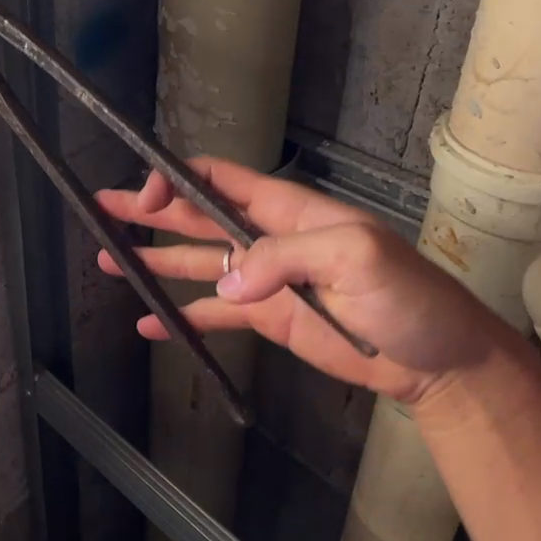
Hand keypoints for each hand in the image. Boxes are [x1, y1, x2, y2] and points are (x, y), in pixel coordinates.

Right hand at [95, 156, 513, 407]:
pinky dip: (178, 315)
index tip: (144, 198)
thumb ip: (284, 258)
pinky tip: (148, 320)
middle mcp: (264, 236)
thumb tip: (225, 284)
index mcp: (284, 209)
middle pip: (193, 215)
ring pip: (193, 262)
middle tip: (100, 207)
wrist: (440, 360)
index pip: (217, 180)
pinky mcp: (266, 318)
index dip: (175, 180)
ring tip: (106, 258)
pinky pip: (211, 313)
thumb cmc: (407, 295)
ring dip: (151, 259)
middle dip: (146, 210)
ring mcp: (262, 279)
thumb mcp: (354, 256)